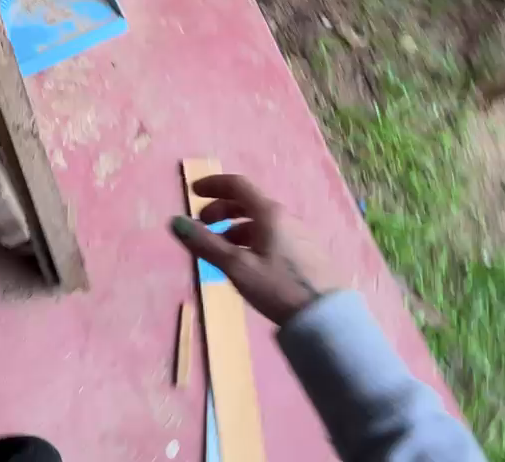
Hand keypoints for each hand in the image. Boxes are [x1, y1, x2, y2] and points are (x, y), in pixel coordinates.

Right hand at [169, 174, 338, 324]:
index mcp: (269, 213)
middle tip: (204, 225)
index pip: (237, 185)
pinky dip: (251, 238)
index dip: (213, 185)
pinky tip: (246, 261)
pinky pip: (271, 235)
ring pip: (259, 221)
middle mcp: (285, 217)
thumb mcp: (237, 267)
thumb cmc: (278, 287)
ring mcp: (298, 235)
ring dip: (235, 227)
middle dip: (221, 209)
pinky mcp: (305, 254)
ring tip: (221, 248)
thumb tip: (176, 221)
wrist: (328, 320)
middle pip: (247, 202)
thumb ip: (205, 243)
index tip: (193, 191)